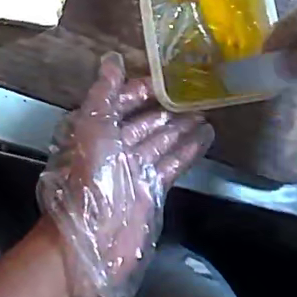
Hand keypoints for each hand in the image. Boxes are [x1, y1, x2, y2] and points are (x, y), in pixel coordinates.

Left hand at [37, 53, 212, 296]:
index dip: (141, 89)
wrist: (91, 237)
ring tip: (206, 111)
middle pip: (146, 121)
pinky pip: (173, 162)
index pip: (122, 102)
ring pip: (162, 140)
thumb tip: (112, 59)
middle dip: (167, 107)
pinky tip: (206, 136)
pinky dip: (189, 149)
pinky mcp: (152, 190)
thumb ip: (104, 92)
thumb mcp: (93, 126)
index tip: (167, 78)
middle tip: (195, 93)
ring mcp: (135, 169)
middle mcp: (116, 146)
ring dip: (182, 126)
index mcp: (98, 129)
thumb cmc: (89, 176)